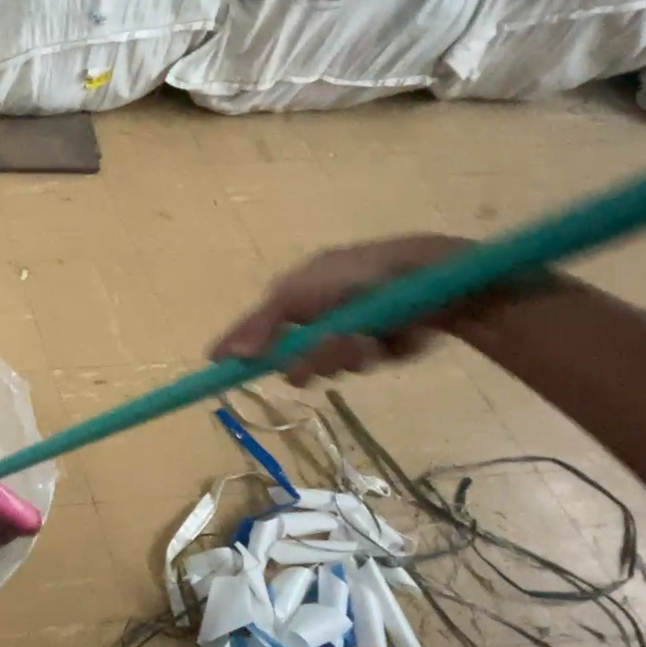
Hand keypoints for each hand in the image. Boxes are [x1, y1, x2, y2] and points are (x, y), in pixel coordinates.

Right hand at [209, 234, 477, 385]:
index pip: (256, 325)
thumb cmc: (352, 278)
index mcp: (294, 293)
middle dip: (299, 360)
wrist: (426, 280)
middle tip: (303, 368)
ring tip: (359, 342)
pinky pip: (361, 365)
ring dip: (337, 357)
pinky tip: (381, 342)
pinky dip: (367, 356)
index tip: (219, 365)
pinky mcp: (383, 346)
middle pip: (289, 354)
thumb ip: (259, 325)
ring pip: (324, 363)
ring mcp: (349, 330)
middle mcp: (317, 313)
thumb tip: (223, 354)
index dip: (239, 346)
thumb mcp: (293, 295)